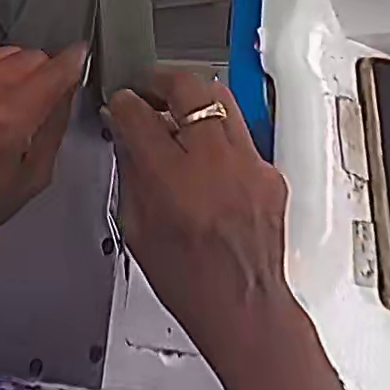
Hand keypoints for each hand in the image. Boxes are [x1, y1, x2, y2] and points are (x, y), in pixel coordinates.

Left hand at [0, 44, 87, 254]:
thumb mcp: (37, 172)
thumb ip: (57, 121)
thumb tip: (69, 84)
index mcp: (6, 120)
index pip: (54, 70)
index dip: (74, 62)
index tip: (83, 58)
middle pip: (35, 56)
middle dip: (47, 73)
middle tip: (44, 101)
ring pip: (14, 51)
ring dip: (23, 69)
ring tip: (16, 101)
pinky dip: (0, 69)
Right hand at [108, 71, 370, 389]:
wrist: (244, 308)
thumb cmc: (190, 279)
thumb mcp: (136, 226)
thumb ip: (130, 171)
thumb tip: (126, 134)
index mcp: (172, 180)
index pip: (138, 113)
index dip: (123, 101)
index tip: (120, 101)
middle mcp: (213, 164)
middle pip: (186, 87)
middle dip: (160, 80)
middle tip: (147, 88)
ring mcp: (247, 164)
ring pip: (219, 96)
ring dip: (192, 96)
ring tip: (176, 106)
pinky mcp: (269, 171)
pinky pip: (239, 131)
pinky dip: (217, 131)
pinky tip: (206, 150)